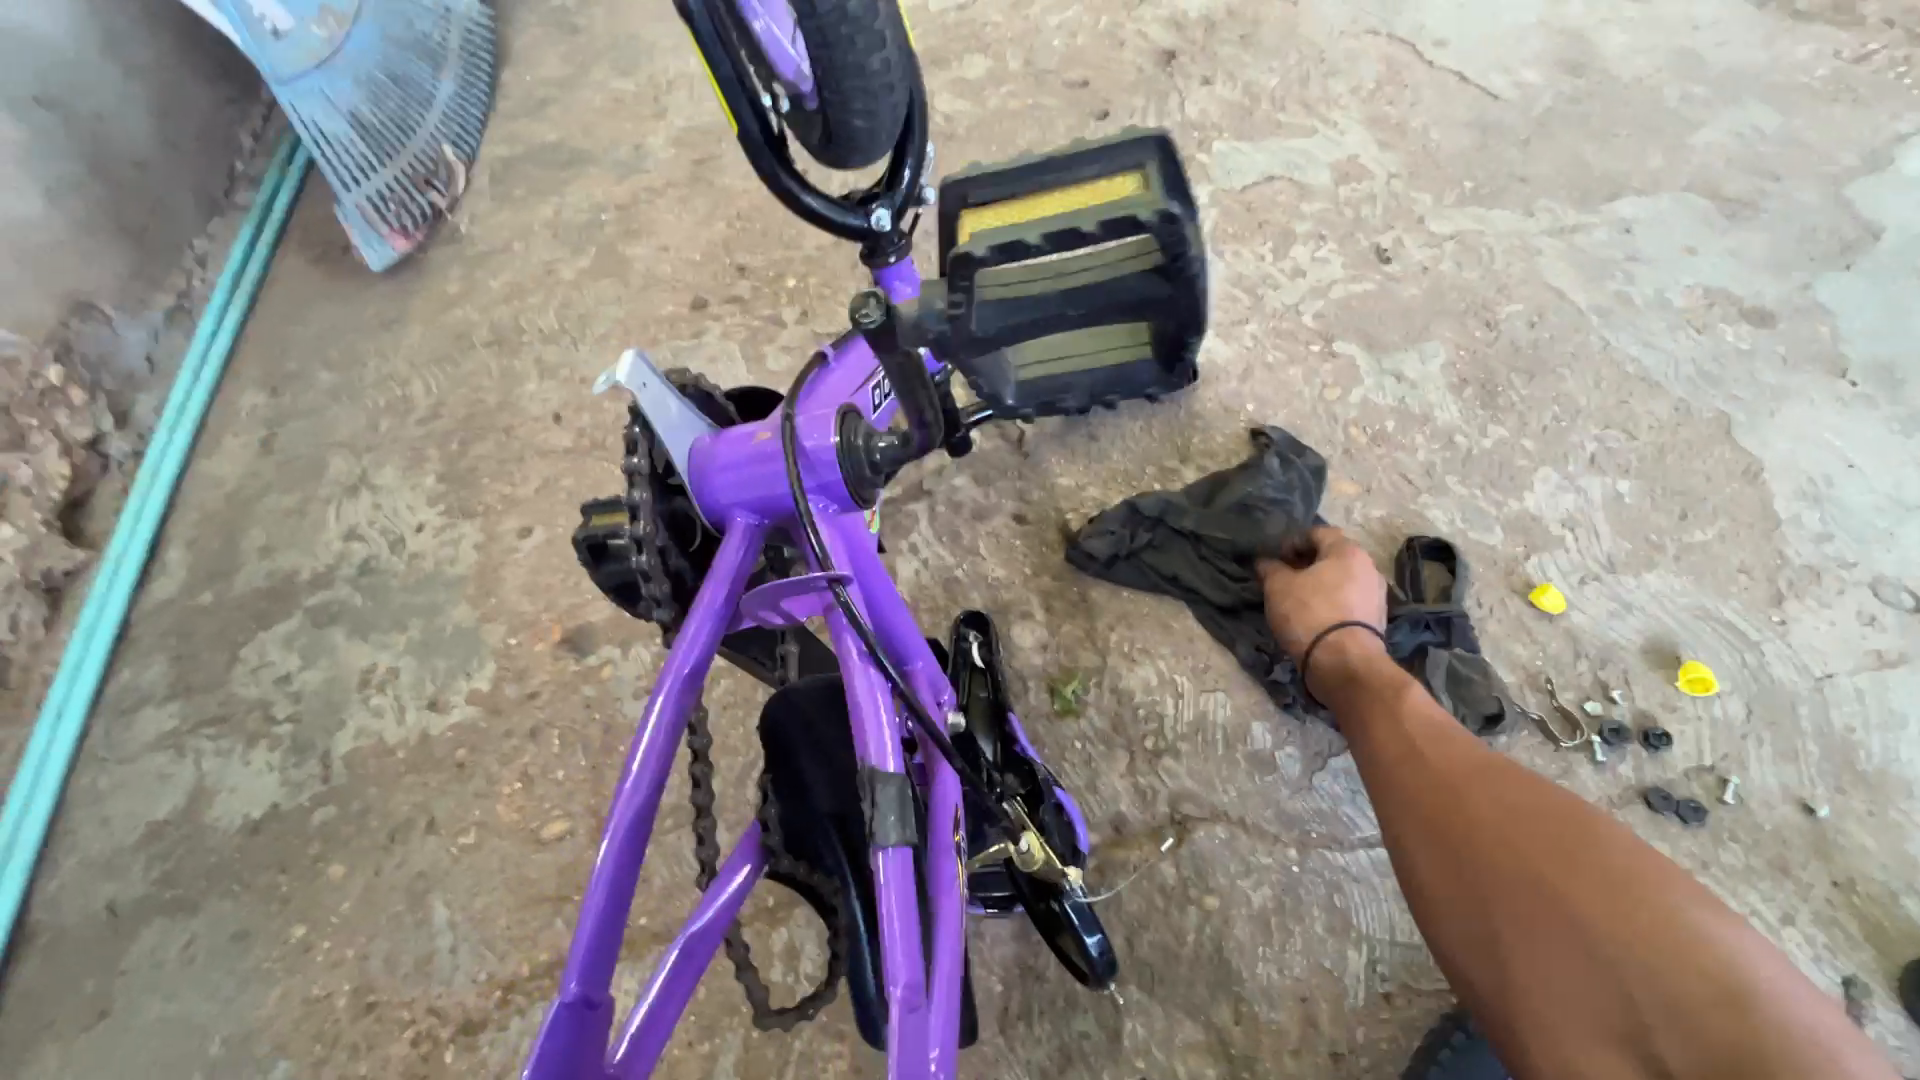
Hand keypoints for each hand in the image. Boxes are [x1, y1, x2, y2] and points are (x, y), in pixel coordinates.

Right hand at [1257, 526, 1387, 690]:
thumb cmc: (1309, 613)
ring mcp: (1376, 595)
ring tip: (1296, 600)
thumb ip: (1270, 568)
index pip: (1318, 532)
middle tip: (1283, 578)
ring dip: (1320, 585)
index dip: (1293, 541)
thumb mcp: (1277, 586)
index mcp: (1347, 551)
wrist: (1343, 662)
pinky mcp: (1376, 620)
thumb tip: (1264, 561)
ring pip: (1342, 580)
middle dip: (1307, 564)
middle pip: (1333, 556)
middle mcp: (1368, 567)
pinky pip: (1349, 602)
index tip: (1275, 559)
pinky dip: (1331, 604)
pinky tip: (1314, 618)